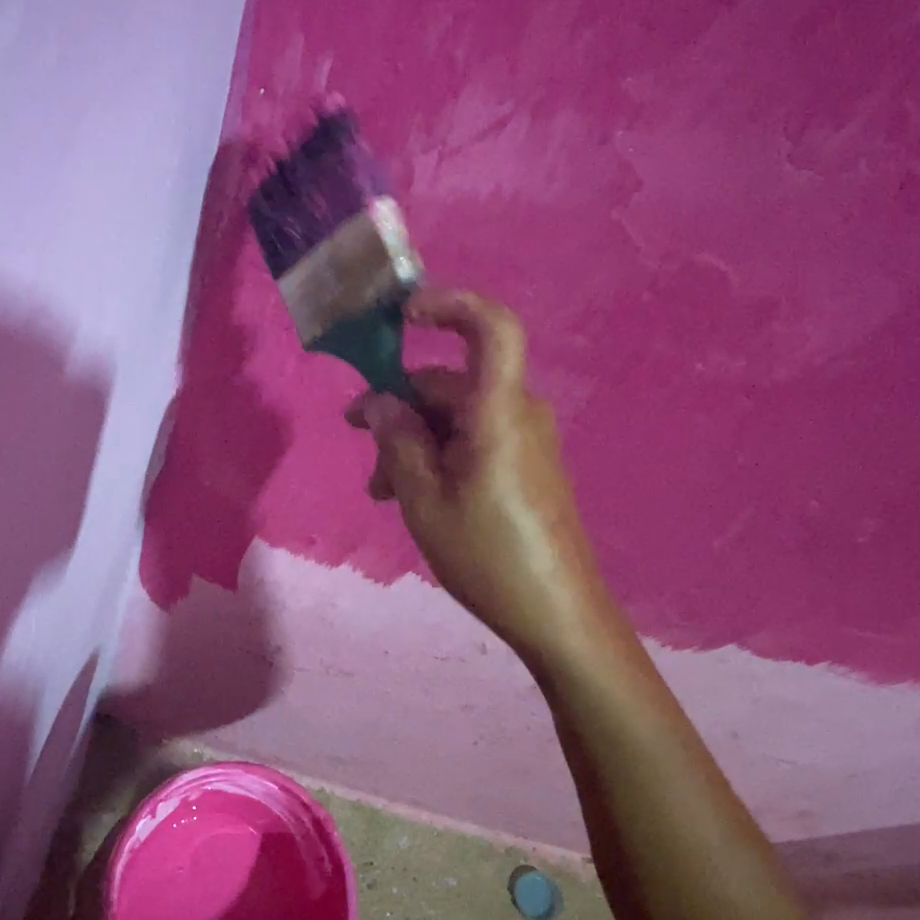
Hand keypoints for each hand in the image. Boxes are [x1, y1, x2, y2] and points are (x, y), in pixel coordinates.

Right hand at [345, 290, 589, 651]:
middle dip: (401, 407)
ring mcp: (527, 441)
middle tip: (361, 445)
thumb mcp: (423, 500)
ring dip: (414, 441)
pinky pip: (476, 440)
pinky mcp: (528, 466)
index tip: (402, 316)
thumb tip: (379, 401)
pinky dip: (439, 456)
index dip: (449, 305)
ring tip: (382, 491)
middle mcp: (519, 413)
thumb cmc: (486, 554)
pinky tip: (413, 497)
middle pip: (453, 383)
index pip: (491, 327)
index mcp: (498, 411)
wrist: (558, 614)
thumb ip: (397, 441)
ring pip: (458, 417)